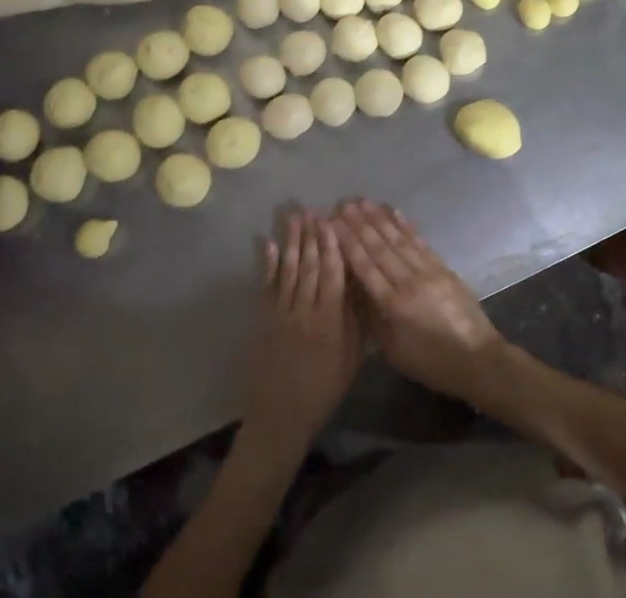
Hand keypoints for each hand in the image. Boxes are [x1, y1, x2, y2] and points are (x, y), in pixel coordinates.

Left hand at [242, 210, 362, 446]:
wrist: (282, 415)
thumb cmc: (324, 390)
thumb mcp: (351, 359)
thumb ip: (355, 322)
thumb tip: (361, 287)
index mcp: (330, 323)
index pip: (334, 276)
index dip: (333, 247)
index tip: (334, 222)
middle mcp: (305, 313)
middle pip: (309, 267)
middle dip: (311, 236)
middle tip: (312, 209)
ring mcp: (281, 315)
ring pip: (287, 271)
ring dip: (290, 241)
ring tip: (292, 216)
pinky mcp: (263, 320)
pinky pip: (266, 286)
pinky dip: (266, 264)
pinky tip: (266, 243)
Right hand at [333, 199, 507, 401]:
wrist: (478, 360)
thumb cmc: (432, 362)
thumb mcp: (394, 350)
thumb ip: (373, 319)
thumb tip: (356, 290)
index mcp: (393, 304)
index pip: (364, 266)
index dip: (347, 243)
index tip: (332, 223)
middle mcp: (409, 281)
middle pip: (379, 248)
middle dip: (359, 225)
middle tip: (343, 205)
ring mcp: (429, 272)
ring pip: (399, 240)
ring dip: (380, 219)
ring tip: (364, 202)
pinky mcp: (444, 269)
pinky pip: (421, 243)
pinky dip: (406, 226)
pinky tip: (395, 213)